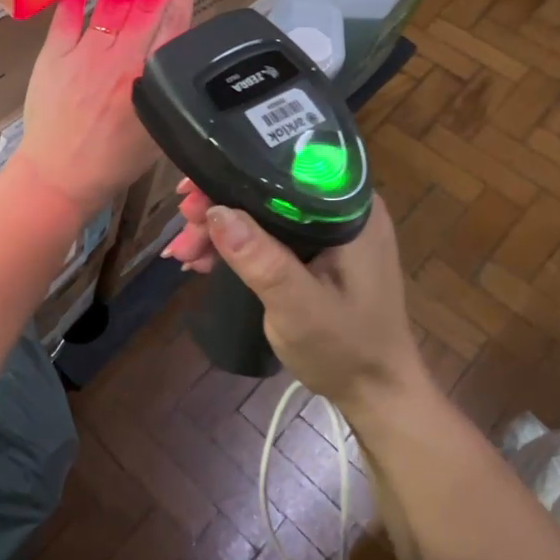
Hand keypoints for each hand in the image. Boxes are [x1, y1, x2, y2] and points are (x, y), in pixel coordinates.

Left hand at [15, 0, 195, 214]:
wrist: (61, 176)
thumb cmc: (114, 158)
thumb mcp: (158, 127)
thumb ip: (166, 82)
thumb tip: (174, 40)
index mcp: (152, 79)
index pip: (175, 17)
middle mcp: (121, 59)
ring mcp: (85, 54)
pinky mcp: (54, 55)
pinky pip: (68, 12)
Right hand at [164, 188, 426, 416]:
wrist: (376, 396)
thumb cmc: (348, 349)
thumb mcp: (300, 306)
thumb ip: (262, 259)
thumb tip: (216, 211)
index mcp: (351, 207)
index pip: (285, 163)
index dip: (233, 168)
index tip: (193, 188)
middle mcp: (341, 208)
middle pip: (266, 186)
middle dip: (218, 204)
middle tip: (183, 225)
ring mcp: (328, 231)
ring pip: (260, 210)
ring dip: (219, 227)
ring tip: (183, 252)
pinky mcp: (316, 252)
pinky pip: (266, 233)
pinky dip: (234, 244)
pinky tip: (203, 260)